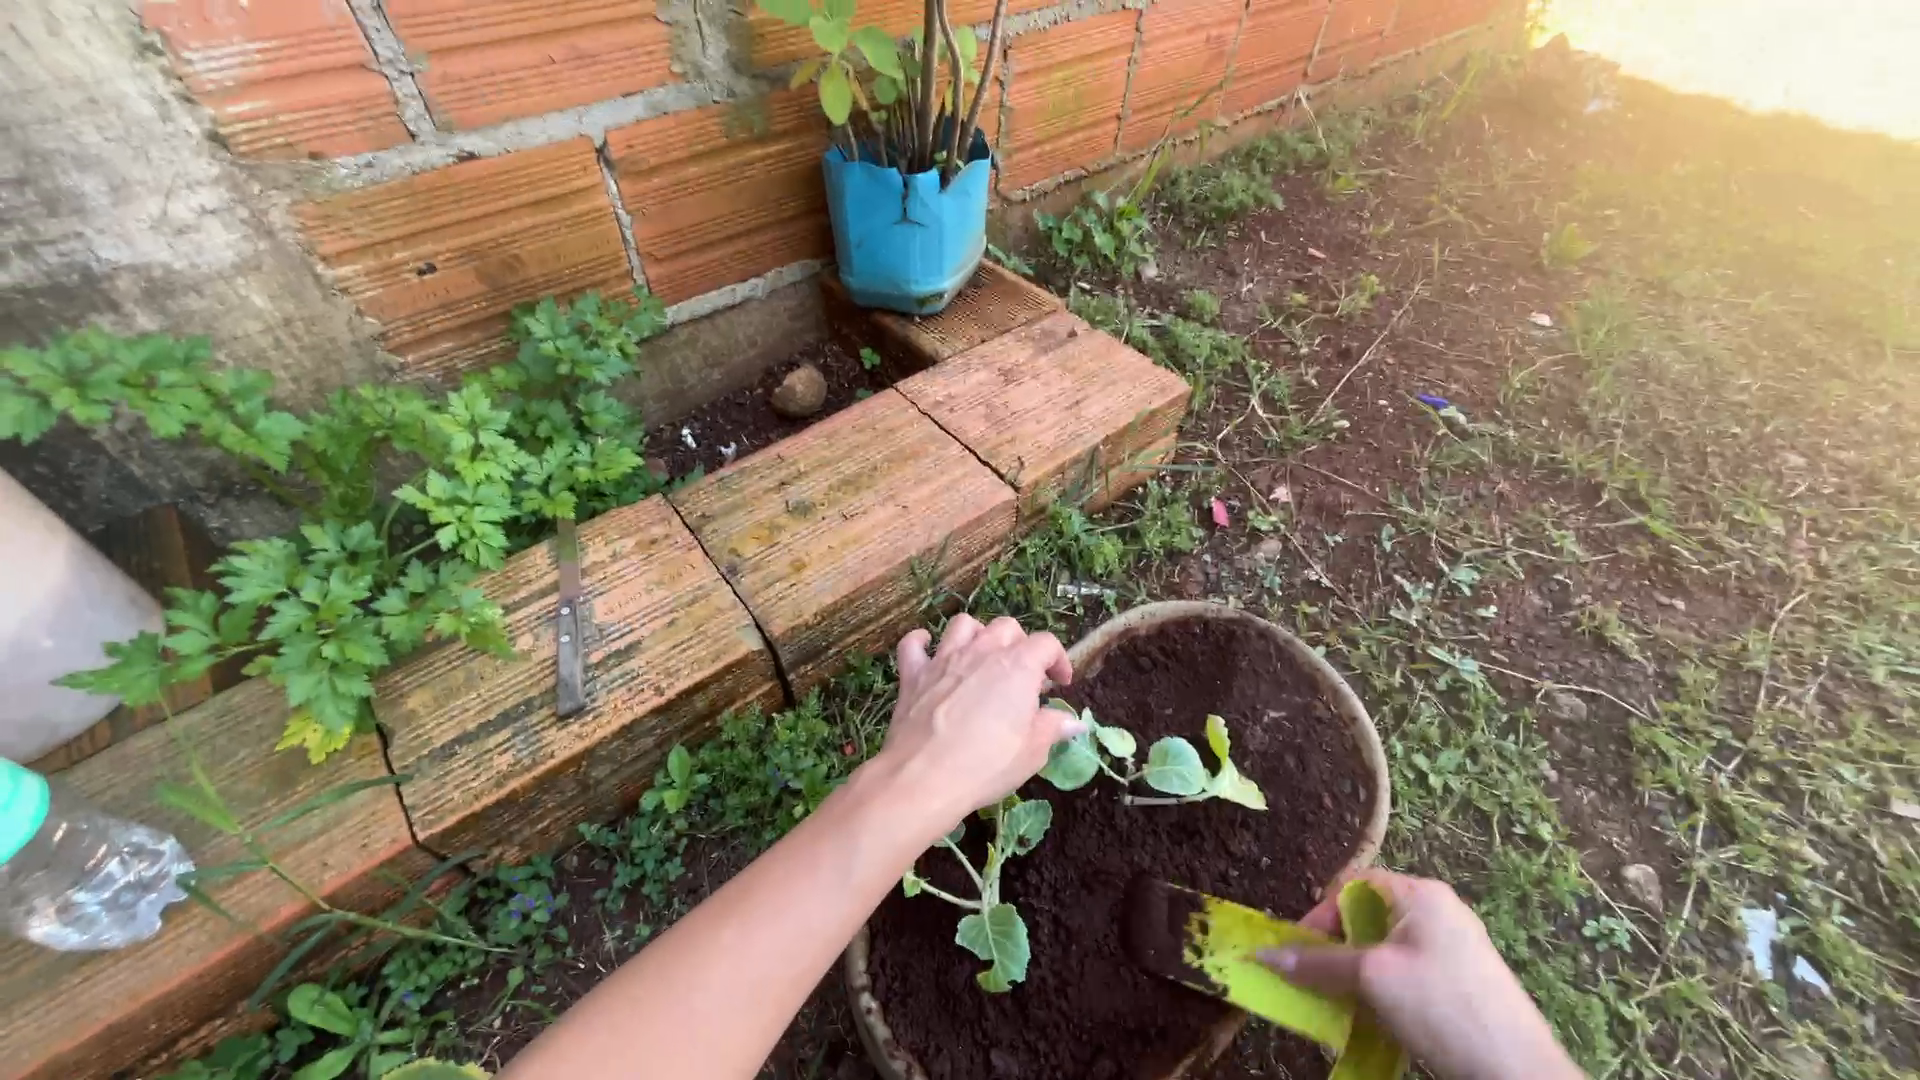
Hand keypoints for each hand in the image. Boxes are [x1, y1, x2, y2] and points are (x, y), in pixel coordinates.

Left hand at [875, 615, 1085, 826]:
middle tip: (1022, 676)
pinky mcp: (913, 674)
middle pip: (1006, 627)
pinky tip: (929, 651)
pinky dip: (922, 642)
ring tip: (982, 658)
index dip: (1058, 660)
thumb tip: (1072, 721)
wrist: (924, 776)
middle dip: (1020, 645)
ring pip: (963, 625)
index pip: (1046, 643)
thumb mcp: (1032, 752)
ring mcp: (944, 659)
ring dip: (977, 635)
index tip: (1059, 683)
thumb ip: (1052, 728)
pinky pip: (913, 644)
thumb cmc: (987, 764)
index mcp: (1017, 666)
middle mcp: (981, 652)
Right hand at [1259, 870, 1584, 1079]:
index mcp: (1420, 893)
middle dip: (1338, 948)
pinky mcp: (1466, 981)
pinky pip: (1410, 971)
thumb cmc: (1441, 1007)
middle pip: (1367, 916)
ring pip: (1387, 948)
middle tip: (1321, 979)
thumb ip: (1318, 963)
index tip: (1305, 950)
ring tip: (1347, 1004)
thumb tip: (1266, 955)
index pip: (1351, 884)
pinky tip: (1380, 1019)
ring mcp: (1457, 946)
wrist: (1520, 1075)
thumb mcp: (1371, 979)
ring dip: (1359, 974)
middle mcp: (1439, 910)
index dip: (1321, 913)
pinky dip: (1387, 990)